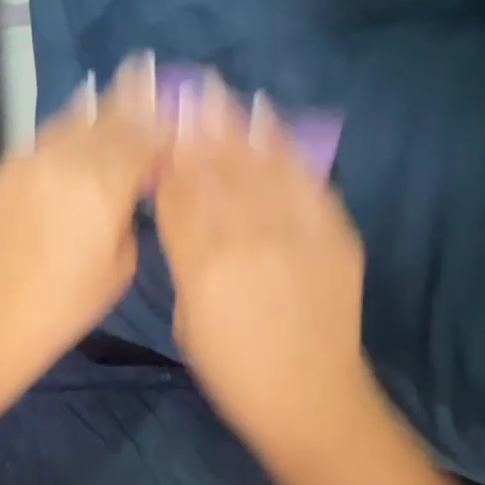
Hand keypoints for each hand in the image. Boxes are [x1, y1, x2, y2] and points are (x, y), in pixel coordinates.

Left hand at [0, 53, 170, 352]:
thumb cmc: (73, 300)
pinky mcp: (2, 173)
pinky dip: (61, 137)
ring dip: (94, 112)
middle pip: (108, 116)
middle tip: (148, 76)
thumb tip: (136, 179)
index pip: (145, 134)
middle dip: (132, 101)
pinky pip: (39, 142)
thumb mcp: (123, 258)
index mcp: (104, 183)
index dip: (165, 120)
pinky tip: (71, 140)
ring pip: (70, 121)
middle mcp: (65, 160)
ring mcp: (28, 162)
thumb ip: (133, 207)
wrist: (2, 316)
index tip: (180, 109)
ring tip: (110, 100)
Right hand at [153, 76, 373, 451]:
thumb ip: (184, 259)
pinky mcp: (332, 234)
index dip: (167, 157)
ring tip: (220, 92)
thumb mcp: (189, 317)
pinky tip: (268, 124)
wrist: (309, 396)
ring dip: (237, 125)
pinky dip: (284, 148)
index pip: (180, 195)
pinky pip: (304, 180)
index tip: (153, 124)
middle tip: (183, 88)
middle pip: (219, 170)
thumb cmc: (232, 368)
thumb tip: (177, 212)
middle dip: (199, 127)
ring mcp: (297, 232)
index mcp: (205, 263)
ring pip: (261, 166)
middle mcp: (251, 237)